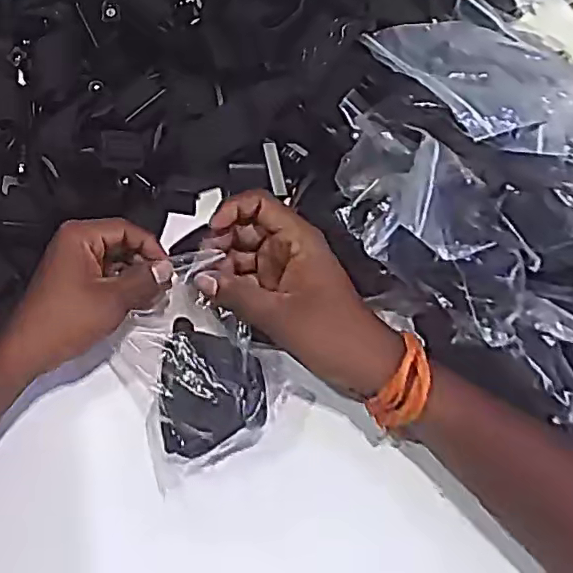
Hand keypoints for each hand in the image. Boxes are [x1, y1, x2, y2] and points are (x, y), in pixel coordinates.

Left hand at [0, 219, 173, 381]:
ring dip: (132, 277)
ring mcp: (71, 259)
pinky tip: (130, 303)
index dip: (150, 247)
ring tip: (147, 298)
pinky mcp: (72, 277)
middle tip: (160, 285)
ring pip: (114, 259)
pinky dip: (119, 285)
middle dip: (143, 264)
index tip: (165, 268)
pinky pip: (103, 272)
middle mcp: (73, 242)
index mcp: (78, 236)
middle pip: (120, 242)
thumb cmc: (57, 321)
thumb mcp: (112, 299)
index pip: (126, 228)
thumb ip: (143, 281)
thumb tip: (162, 270)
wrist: (30, 346)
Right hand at [200, 191, 404, 399]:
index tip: (214, 229)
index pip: (258, 203)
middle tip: (205, 259)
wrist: (368, 369)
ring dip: (224, 264)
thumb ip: (235, 293)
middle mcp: (291, 247)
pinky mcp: (281, 288)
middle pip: (245, 227)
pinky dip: (232, 281)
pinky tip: (220, 293)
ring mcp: (285, 267)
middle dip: (222, 241)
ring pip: (243, 251)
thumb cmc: (342, 337)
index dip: (231, 210)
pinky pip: (248, 274)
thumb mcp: (279, 314)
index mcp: (299, 239)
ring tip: (209, 280)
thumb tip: (204, 280)